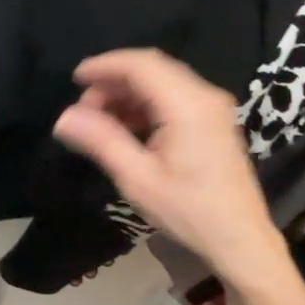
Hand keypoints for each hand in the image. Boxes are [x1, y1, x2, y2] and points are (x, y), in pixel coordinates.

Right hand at [52, 49, 293, 285]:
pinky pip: (175, 99)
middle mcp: (205, 96)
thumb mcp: (138, 179)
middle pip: (152, 70)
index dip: (105, 65)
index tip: (75, 79)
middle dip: (114, 83)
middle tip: (84, 111)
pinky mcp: (214, 123)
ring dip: (129, 95)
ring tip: (100, 122)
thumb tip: (65, 117)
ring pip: (163, 84)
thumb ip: (102, 141)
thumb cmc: (188, 211)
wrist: (240, 239)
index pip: (141, 65)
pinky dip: (146, 106)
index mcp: (188, 105)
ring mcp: (213, 108)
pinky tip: (127, 129)